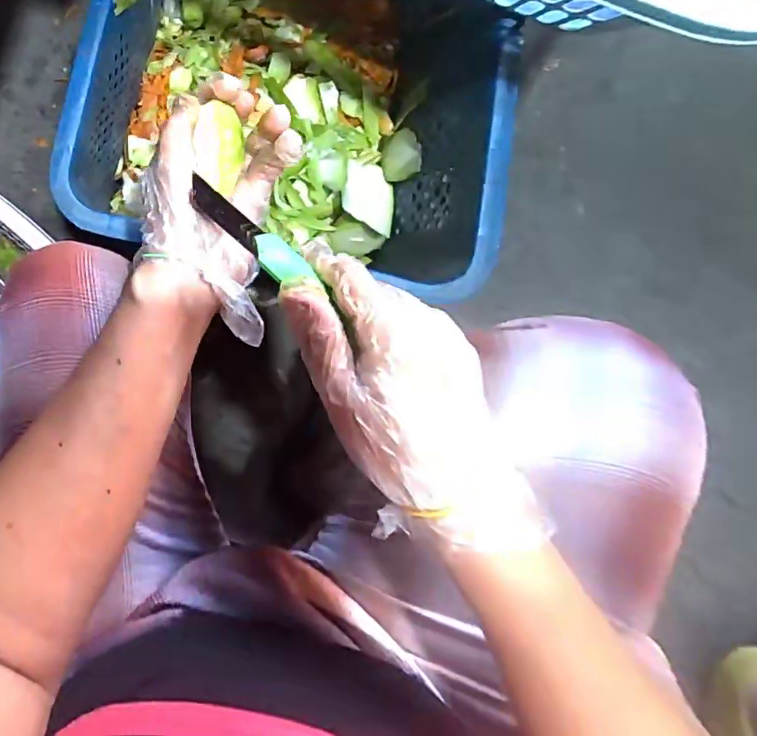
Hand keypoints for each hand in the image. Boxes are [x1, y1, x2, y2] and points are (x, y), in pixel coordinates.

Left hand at [140, 73, 301, 344]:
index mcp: (183, 150)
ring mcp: (234, 178)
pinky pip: (272, 167)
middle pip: (231, 121)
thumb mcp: (166, 168)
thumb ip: (178, 131)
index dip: (214, 93)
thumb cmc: (172, 216)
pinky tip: (289, 141)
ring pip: (256, 141)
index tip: (228, 87)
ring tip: (280, 117)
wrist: (189, 268)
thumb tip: (192, 99)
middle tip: (248, 102)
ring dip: (269, 123)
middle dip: (242, 105)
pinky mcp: (255, 197)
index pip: (201, 110)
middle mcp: (209, 160)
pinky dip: (284, 150)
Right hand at [279, 242, 548, 549]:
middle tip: (321, 331)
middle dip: (340, 296)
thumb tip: (295, 286)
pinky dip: (392, 326)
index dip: (317, 267)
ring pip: (392, 300)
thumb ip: (319, 334)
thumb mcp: (341, 394)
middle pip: (370, 285)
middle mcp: (423, 315)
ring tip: (355, 352)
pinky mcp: (458, 345)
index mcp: (390, 325)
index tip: (295, 276)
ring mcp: (445, 329)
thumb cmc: (388, 445)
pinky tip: (387, 361)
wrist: (462, 489)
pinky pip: (414, 318)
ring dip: (367, 311)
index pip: (348, 271)